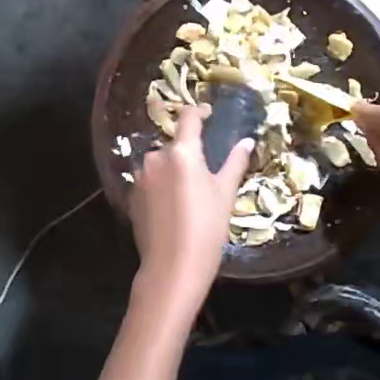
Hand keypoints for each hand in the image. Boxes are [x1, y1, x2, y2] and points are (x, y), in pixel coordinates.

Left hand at [130, 105, 251, 293]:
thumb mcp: (226, 194)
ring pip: (161, 164)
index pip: (189, 118)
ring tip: (191, 191)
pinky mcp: (132, 197)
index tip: (209, 113)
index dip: (200, 111)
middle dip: (189, 152)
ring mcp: (140, 178)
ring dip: (175, 169)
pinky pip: (151, 182)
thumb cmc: (206, 228)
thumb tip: (246, 142)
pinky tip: (175, 205)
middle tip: (207, 169)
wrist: (172, 268)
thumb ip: (235, 163)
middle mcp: (156, 158)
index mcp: (182, 153)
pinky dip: (163, 185)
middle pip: (175, 144)